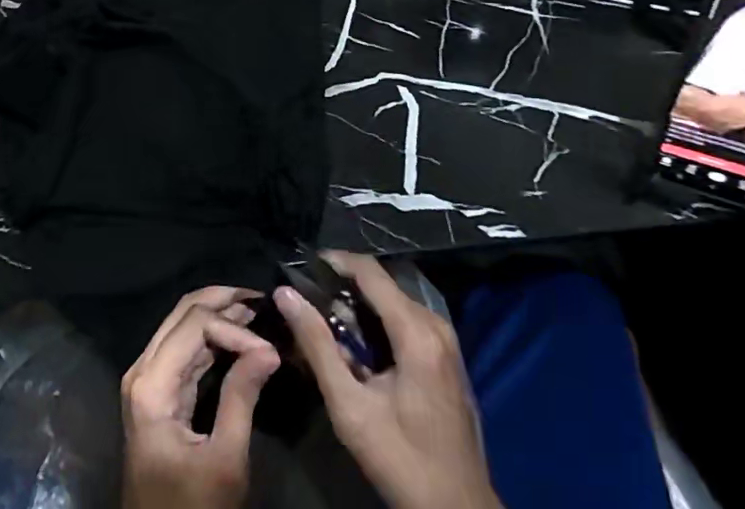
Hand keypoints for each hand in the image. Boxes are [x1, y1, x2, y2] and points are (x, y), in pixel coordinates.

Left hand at [122, 287, 280, 508]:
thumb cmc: (191, 508)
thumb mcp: (224, 460)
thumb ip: (242, 397)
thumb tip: (270, 348)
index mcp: (151, 384)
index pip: (197, 325)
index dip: (236, 328)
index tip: (270, 352)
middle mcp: (143, 371)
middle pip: (184, 312)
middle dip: (225, 301)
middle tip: (263, 302)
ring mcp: (148, 380)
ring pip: (184, 324)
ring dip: (221, 314)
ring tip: (259, 314)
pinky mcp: (159, 392)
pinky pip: (186, 347)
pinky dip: (214, 336)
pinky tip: (241, 335)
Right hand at [276, 254, 500, 508]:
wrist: (457, 506)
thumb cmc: (400, 456)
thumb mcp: (350, 406)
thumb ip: (318, 346)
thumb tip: (287, 295)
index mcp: (417, 330)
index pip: (371, 272)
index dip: (336, 261)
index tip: (303, 264)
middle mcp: (436, 324)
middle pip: (384, 285)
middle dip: (344, 285)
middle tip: (307, 298)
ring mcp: (446, 340)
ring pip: (396, 303)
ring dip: (361, 306)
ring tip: (324, 319)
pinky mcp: (447, 356)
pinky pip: (408, 321)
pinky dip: (379, 322)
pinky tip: (356, 344)